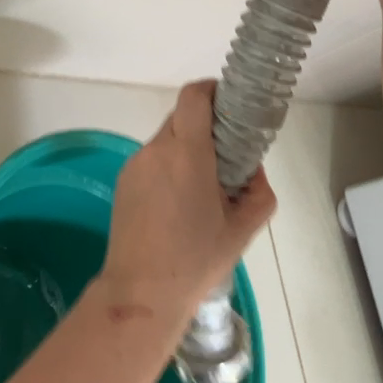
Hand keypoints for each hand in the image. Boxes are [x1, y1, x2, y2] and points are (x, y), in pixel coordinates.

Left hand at [100, 81, 276, 316]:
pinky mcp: (123, 180)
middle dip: (205, 128)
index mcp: (187, 153)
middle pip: (182, 118)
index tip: (230, 104)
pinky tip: (177, 205)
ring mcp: (135, 164)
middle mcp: (156, 150)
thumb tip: (252, 168)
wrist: (141, 291)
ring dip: (186, 152)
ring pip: (166, 141)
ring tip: (202, 190)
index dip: (212, 91)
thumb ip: (258, 191)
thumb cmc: (196, 259)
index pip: (194, 96)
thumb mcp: (242, 229)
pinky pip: (152, 161)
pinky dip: (168, 169)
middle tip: (226, 156)